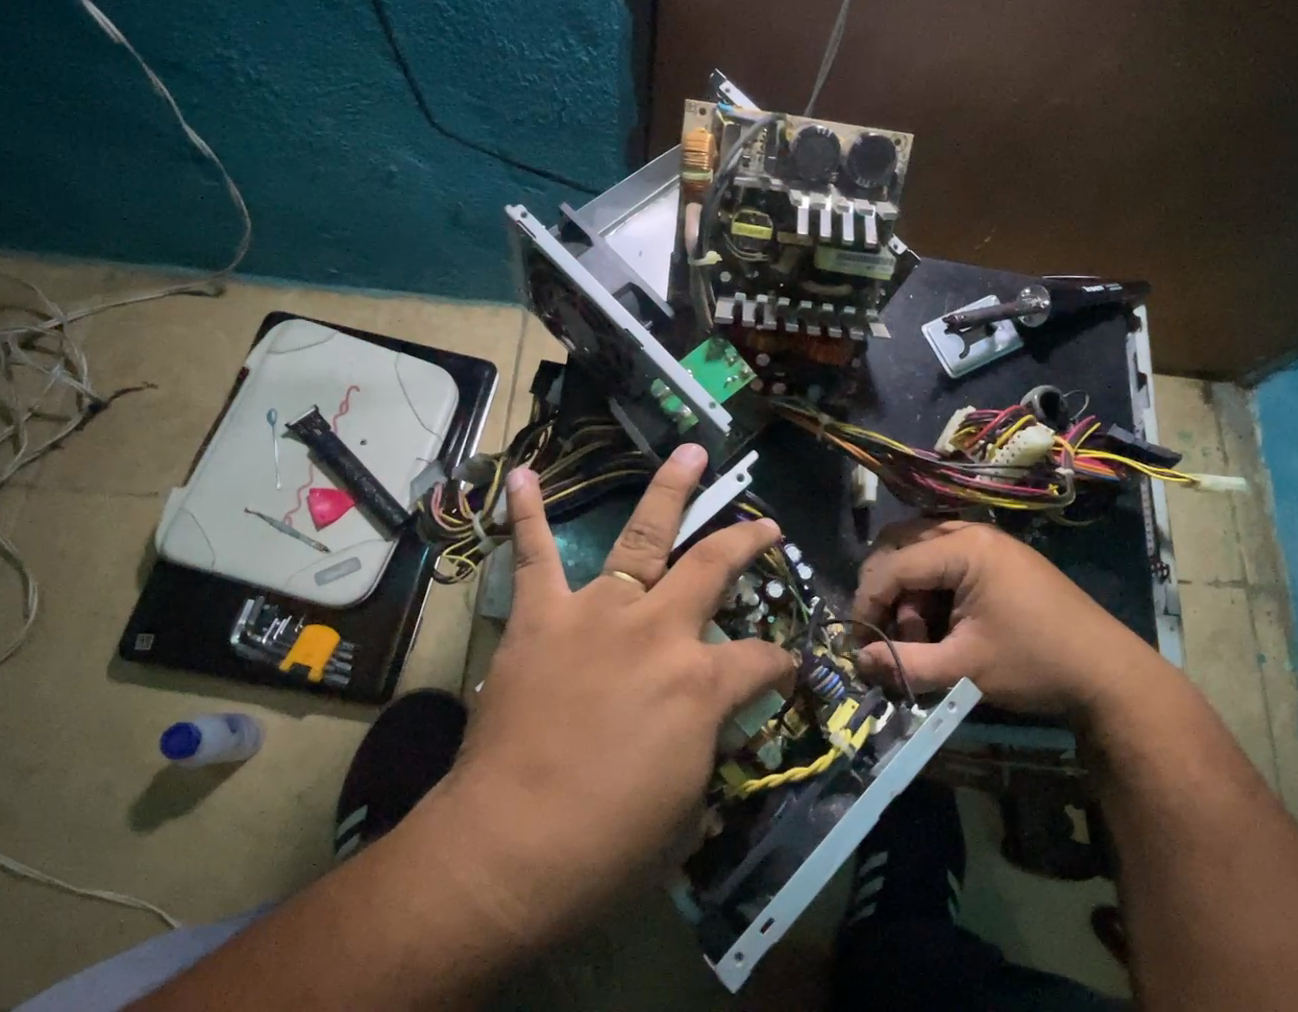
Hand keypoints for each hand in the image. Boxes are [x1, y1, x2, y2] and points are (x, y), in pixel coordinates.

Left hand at [424, 444, 791, 947]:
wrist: (511, 846)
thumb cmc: (611, 843)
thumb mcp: (688, 805)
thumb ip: (702, 749)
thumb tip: (699, 731)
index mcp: (704, 682)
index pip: (763, 660)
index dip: (782, 665)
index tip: (786, 670)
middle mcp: (660, 632)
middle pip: (716, 567)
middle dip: (748, 541)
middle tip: (767, 524)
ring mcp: (599, 615)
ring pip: (642, 538)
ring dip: (670, 490)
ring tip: (691, 453)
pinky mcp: (541, 619)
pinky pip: (534, 556)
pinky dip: (526, 514)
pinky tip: (521, 473)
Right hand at [851, 521, 1161, 715]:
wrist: (1108, 673)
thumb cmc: (1034, 665)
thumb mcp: (962, 668)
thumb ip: (903, 663)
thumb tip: (856, 661)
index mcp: (965, 548)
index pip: (893, 564)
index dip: (867, 602)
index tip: (858, 642)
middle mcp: (974, 532)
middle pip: (901, 543)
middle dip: (884, 587)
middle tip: (885, 631)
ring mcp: (990, 542)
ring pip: (921, 550)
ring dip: (908, 588)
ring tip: (920, 634)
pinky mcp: (1000, 559)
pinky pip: (946, 560)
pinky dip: (931, 588)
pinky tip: (941, 625)